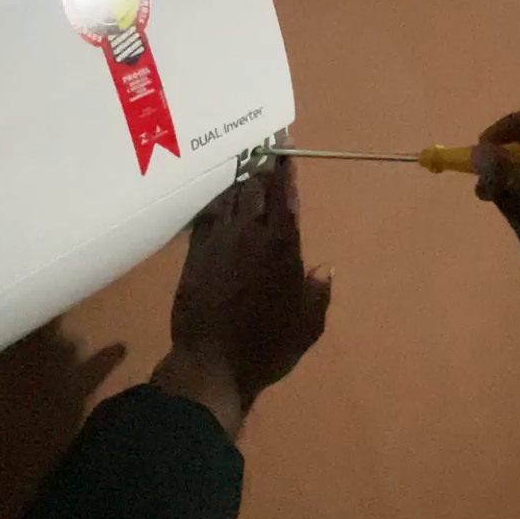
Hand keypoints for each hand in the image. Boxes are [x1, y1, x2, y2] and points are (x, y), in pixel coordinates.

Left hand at [152, 158, 331, 435]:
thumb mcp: (307, 325)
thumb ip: (318, 292)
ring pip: (230, 198)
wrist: (211, 363)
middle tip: (266, 160)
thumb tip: (324, 268)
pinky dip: (216, 205)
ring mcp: (219, 240)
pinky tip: (219, 203)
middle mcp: (249, 233)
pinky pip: (207, 216)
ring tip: (245, 176)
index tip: (286, 154)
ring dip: (239, 185)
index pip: (285, 197)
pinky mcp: (195, 252)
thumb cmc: (267, 346)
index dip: (286, 173)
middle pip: (254, 188)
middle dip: (262, 172)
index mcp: (281, 246)